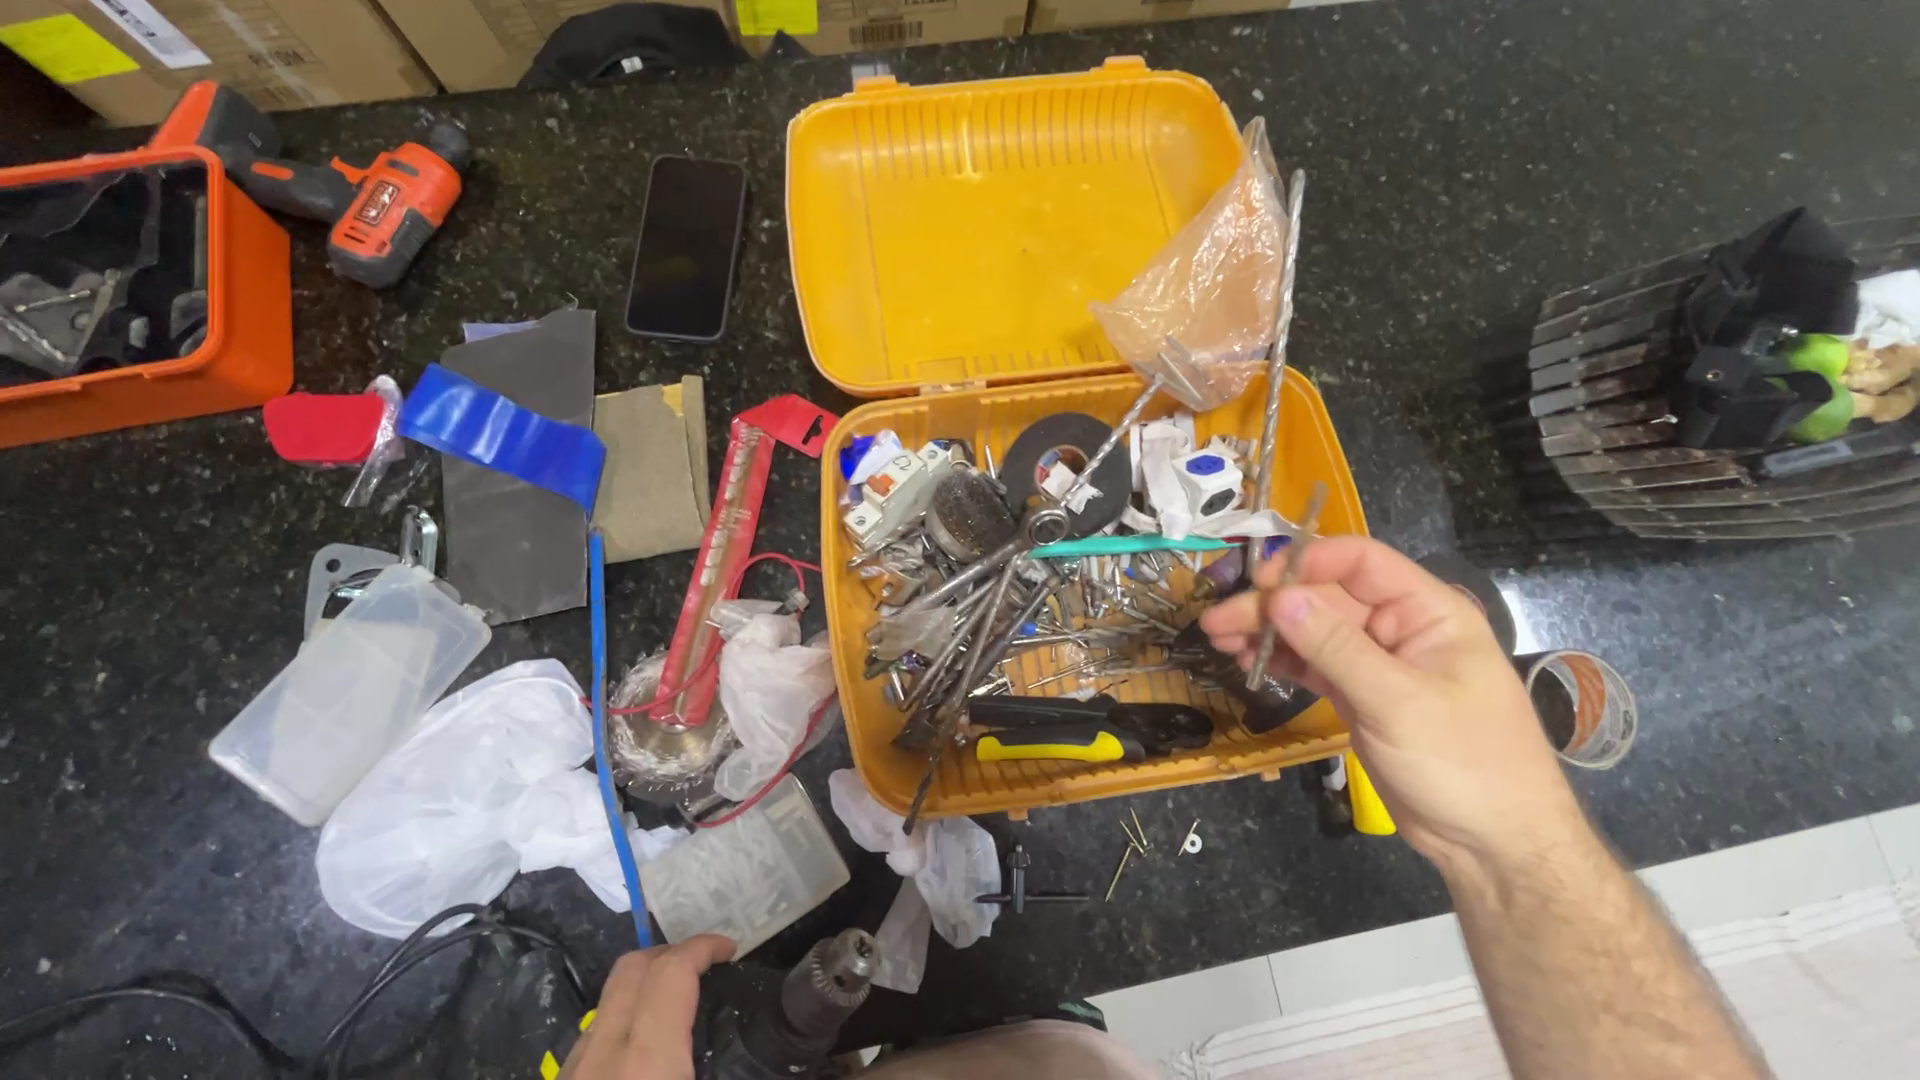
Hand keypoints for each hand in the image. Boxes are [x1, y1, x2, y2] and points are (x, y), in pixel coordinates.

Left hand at [559, 935, 735, 1079]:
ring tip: (678, 1007)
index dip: (703, 948)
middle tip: (704, 968)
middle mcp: (603, 1055)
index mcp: (649, 1061)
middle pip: (631, 968)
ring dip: (644, 987)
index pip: (671, 972)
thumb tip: (805, 1074)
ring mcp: (574, 1071)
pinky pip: (594, 1035)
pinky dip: (625, 1023)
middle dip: (671, 953)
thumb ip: (729, 1061)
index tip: (729, 951)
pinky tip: (645, 1055)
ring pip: (607, 1001)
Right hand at [1199, 536, 1584, 871]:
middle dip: (1270, 606)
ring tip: (1219, 641)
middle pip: (1324, 597)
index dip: (1306, 563)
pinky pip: (1313, 665)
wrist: (1494, 845)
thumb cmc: (1464, 763)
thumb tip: (1278, 598)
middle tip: (1215, 623)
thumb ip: (1335, 648)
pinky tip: (1249, 664)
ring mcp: (1378, 663)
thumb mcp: (1397, 702)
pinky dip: (1281, 662)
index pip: (1359, 562)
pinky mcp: (1360, 695)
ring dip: (1267, 633)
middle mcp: (1399, 627)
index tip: (1257, 584)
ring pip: (1312, 631)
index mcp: (1427, 611)